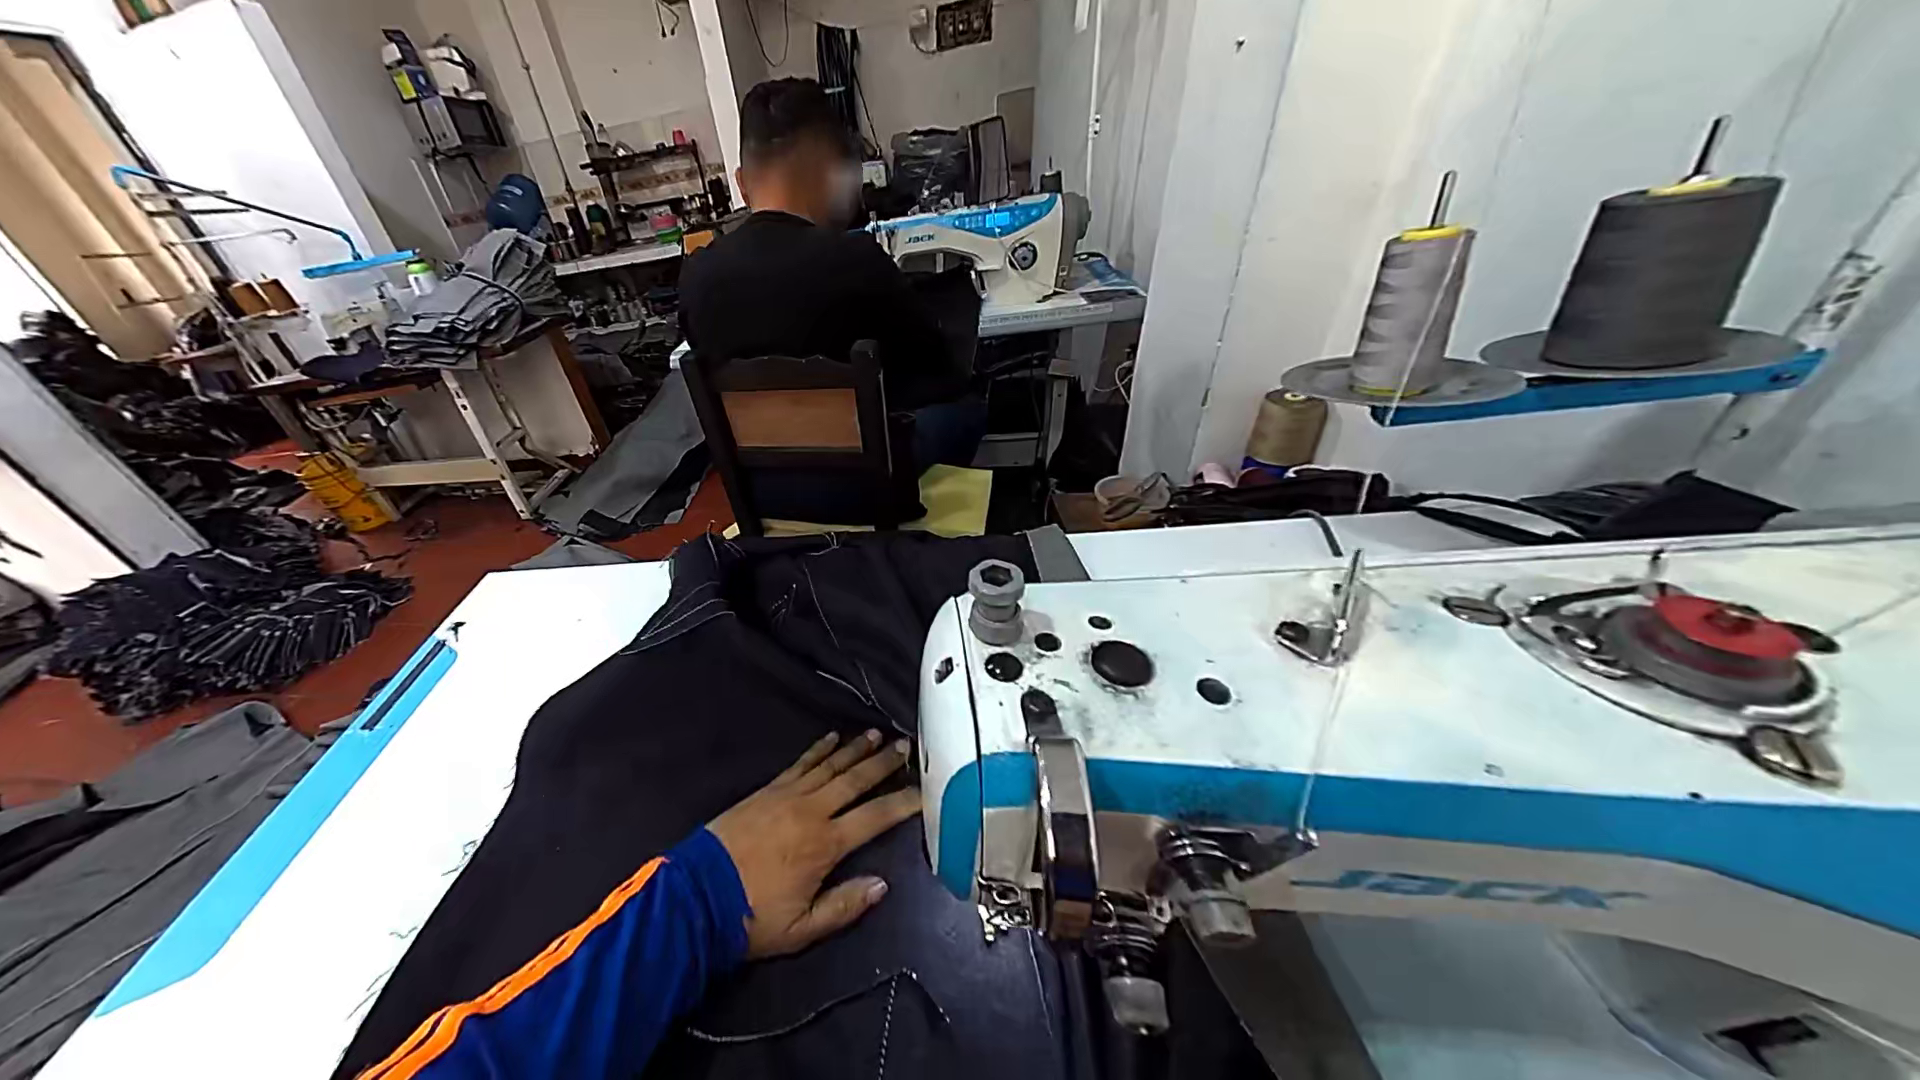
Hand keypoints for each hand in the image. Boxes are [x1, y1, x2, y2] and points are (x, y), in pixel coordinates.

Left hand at [709, 730, 920, 958]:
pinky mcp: (767, 791)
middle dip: (883, 763)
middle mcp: (812, 811)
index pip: (876, 816)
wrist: (693, 899)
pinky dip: (818, 750)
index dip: (904, 802)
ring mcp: (788, 796)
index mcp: (826, 844)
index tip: (924, 790)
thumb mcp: (802, 929)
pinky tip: (831, 738)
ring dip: (855, 749)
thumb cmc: (751, 918)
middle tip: (904, 746)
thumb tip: (882, 884)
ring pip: (830, 765)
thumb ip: (845, 906)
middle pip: (856, 780)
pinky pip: (800, 764)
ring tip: (876, 735)